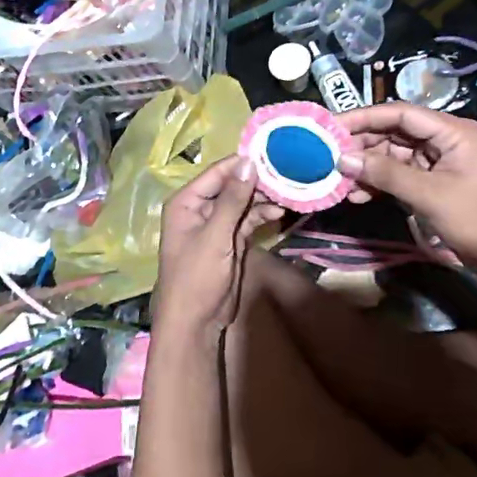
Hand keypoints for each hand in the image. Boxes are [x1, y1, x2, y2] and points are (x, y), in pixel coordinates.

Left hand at [154, 157, 283, 329]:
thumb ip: (232, 199)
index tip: (274, 154)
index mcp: (187, 202)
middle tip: (287, 176)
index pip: (218, 172)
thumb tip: (249, 162)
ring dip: (263, 200)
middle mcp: (200, 208)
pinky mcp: (230, 239)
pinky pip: (247, 220)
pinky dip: (262, 216)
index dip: (244, 163)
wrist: (196, 321)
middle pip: (232, 185)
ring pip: (243, 202)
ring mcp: (216, 224)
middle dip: (258, 182)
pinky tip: (279, 214)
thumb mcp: (215, 235)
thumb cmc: (197, 276)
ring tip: (288, 195)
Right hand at [335, 103, 476, 276]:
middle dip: (362, 145)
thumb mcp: (430, 195)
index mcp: (452, 131)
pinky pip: (403, 176)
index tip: (331, 127)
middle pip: (395, 132)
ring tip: (339, 179)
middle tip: (327, 156)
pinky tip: (358, 196)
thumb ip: (386, 174)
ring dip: (368, 167)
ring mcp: (441, 163)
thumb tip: (343, 158)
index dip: (363, 117)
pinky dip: (382, 184)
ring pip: (396, 156)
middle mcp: (445, 140)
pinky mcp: (438, 184)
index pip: (399, 113)